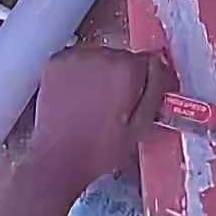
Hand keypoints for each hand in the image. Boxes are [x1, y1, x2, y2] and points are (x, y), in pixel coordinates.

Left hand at [27, 45, 173, 198]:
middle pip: (123, 57)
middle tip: (116, 104)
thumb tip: (160, 66)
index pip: (148, 61)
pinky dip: (80, 72)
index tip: (143, 94)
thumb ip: (156, 89)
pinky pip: (78, 60)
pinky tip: (78, 94)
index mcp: (127, 69)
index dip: (148, 80)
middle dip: (123, 76)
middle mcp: (102, 55)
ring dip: (101, 73)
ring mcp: (76, 57)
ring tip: (95, 101)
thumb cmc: (101, 148)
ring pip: (100, 57)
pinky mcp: (56, 62)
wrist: (57, 161)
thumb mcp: (142, 125)